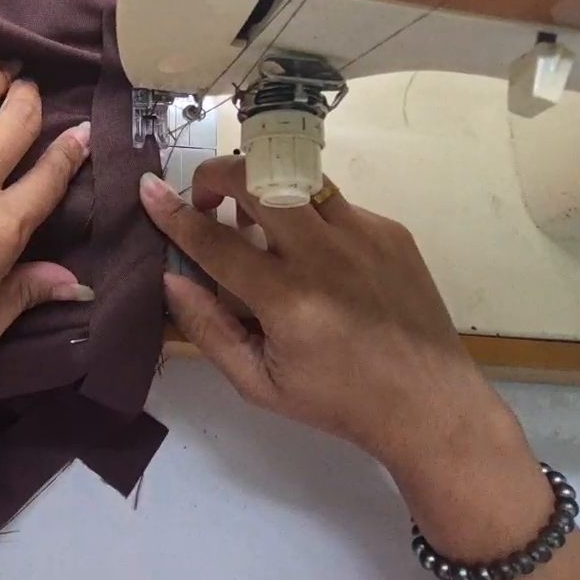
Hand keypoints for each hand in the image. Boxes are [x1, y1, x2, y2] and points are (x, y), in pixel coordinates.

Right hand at [140, 157, 529, 486]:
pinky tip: (310, 254)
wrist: (431, 404)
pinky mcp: (390, 230)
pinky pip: (331, 202)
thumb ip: (207, 329)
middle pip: (258, 180)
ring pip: (296, 179)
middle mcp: (326, 256)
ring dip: (262, 189)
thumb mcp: (257, 383)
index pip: (215, 241)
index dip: (173, 213)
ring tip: (255, 225)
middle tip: (205, 198)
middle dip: (218, 175)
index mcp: (288, 300)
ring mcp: (364, 235)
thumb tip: (171, 279)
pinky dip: (304, 216)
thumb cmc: (336, 401)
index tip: (147, 189)